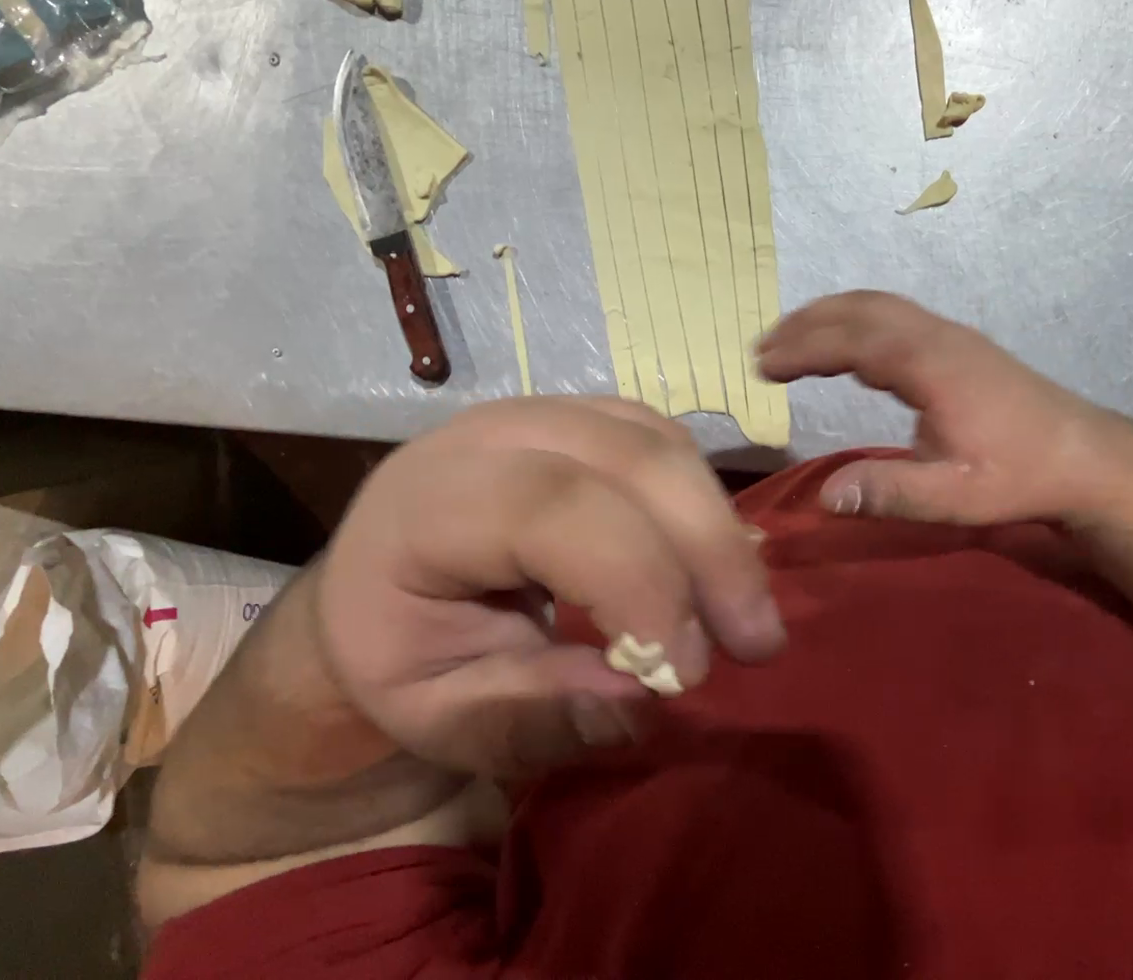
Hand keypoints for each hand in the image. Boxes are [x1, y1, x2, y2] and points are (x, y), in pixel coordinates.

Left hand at [315, 397, 783, 780]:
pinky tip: (715, 566)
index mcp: (427, 502)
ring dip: (718, 530)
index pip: (550, 508)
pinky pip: (666, 443)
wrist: (378, 586)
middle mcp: (490, 433)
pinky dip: (704, 505)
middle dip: (708, 552)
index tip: (683, 674)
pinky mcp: (586, 421)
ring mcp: (545, 414)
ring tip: (745, 617)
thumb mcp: (440, 717)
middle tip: (755, 645)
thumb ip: (530, 714)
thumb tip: (644, 698)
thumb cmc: (402, 655)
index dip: (636, 581)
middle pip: (629, 458)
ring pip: (661, 443)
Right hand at [757, 291, 1132, 525]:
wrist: (1085, 457)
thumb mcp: (954, 497)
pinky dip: (855, 321)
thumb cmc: (1019, 476)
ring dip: (830, 316)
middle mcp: (936, 337)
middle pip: (861, 311)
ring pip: (879, 307)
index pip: (852, 344)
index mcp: (930, 366)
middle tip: (762, 347)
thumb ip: (889, 492)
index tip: (762, 365)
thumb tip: (824, 496)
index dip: (803, 350)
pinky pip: (894, 316)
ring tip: (789, 339)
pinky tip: (845, 347)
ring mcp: (950, 335)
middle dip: (807, 323)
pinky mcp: (958, 345)